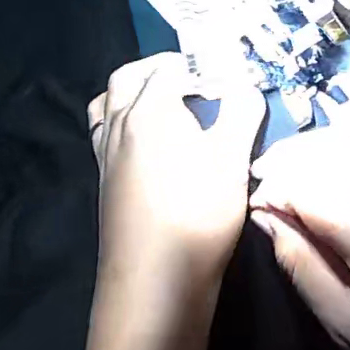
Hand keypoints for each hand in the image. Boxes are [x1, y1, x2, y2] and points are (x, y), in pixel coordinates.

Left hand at [77, 52, 263, 349]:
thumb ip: (241, 113)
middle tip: (193, 79)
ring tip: (167, 107)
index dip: (198, 64)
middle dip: (159, 68)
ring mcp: (105, 155)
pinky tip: (153, 147)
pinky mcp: (103, 182)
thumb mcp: (233, 159)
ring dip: (134, 92)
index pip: (170, 67)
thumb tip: (246, 87)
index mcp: (150, 109)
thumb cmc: (197, 213)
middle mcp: (119, 124)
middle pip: (129, 76)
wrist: (153, 285)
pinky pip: (105, 132)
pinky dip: (125, 122)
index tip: (223, 72)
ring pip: (108, 103)